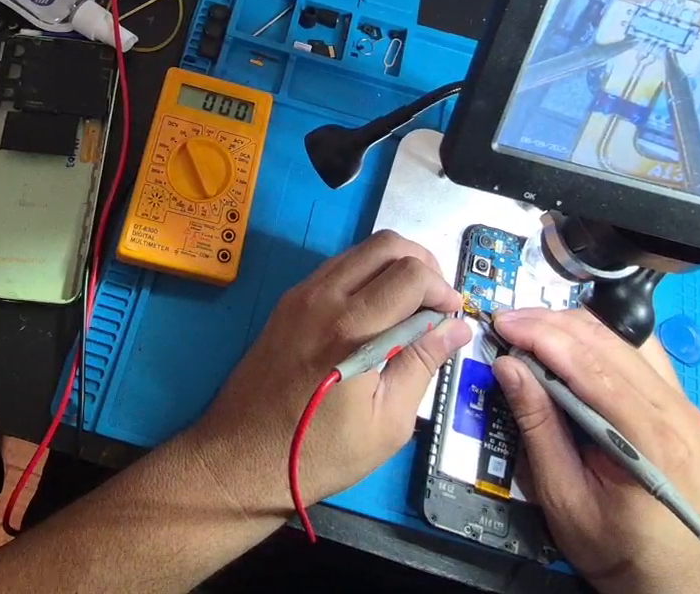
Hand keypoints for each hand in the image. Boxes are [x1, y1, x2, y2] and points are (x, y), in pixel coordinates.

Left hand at [183, 230, 470, 513]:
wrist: (242, 455)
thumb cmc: (320, 452)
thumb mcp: (387, 423)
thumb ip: (423, 363)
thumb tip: (457, 327)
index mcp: (354, 330)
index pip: (412, 274)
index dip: (444, 289)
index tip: (454, 316)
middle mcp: (326, 297)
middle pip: (388, 244)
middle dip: (424, 264)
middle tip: (437, 302)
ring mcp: (304, 293)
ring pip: (361, 249)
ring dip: (395, 264)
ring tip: (412, 305)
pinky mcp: (290, 298)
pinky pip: (338, 266)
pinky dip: (367, 273)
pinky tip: (377, 309)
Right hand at [491, 308, 699, 593]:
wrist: (675, 584)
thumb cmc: (617, 550)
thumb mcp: (564, 497)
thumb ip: (538, 426)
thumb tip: (508, 365)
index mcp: (653, 440)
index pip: (592, 365)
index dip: (543, 335)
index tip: (503, 323)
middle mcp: (679, 412)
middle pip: (608, 342)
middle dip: (551, 323)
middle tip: (507, 323)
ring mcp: (687, 405)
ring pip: (625, 337)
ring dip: (573, 325)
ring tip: (531, 328)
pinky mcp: (683, 405)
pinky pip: (640, 351)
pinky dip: (599, 338)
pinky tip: (569, 341)